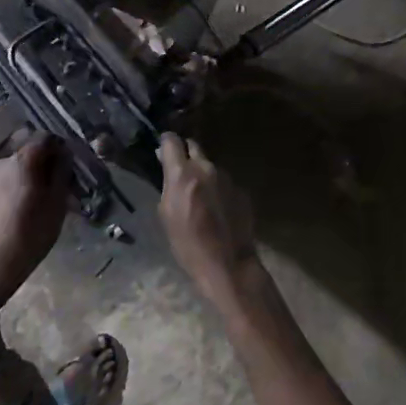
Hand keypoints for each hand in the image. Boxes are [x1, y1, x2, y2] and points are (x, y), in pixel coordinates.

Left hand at [0, 134, 69, 302]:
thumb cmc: (31, 232)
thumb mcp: (57, 202)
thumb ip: (62, 172)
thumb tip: (64, 153)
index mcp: (22, 159)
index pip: (45, 137)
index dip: (60, 147)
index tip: (69, 164)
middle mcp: (2, 160)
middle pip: (29, 151)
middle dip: (45, 162)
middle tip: (57, 183)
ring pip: (16, 166)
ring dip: (29, 174)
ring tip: (39, 198)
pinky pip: (4, 179)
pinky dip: (16, 185)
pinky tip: (21, 206)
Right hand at [157, 133, 260, 307]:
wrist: (228, 263)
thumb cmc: (188, 245)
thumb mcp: (166, 215)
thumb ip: (167, 185)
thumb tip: (167, 166)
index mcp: (183, 174)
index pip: (172, 140)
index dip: (166, 143)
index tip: (164, 150)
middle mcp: (207, 168)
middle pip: (194, 146)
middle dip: (186, 155)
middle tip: (181, 172)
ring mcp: (227, 178)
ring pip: (210, 166)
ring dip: (204, 175)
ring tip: (201, 198)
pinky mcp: (241, 190)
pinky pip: (224, 183)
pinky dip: (218, 190)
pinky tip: (218, 210)